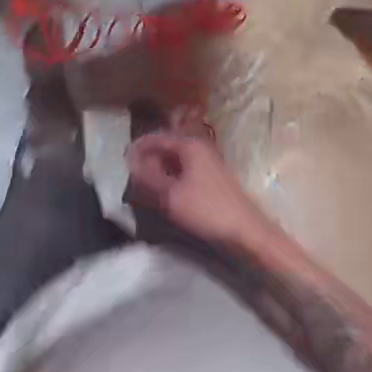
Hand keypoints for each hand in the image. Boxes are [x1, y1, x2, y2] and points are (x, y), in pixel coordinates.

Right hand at [127, 131, 273, 246]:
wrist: (249, 233)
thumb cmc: (207, 210)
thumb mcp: (170, 195)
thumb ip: (147, 177)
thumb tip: (130, 162)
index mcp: (188, 145)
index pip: (154, 138)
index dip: (136, 149)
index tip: (122, 163)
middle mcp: (198, 147)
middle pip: (165, 147)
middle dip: (147, 161)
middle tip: (133, 179)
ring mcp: (208, 162)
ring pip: (174, 160)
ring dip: (159, 171)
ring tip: (146, 188)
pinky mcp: (213, 178)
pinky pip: (184, 171)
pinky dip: (171, 178)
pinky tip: (166, 194)